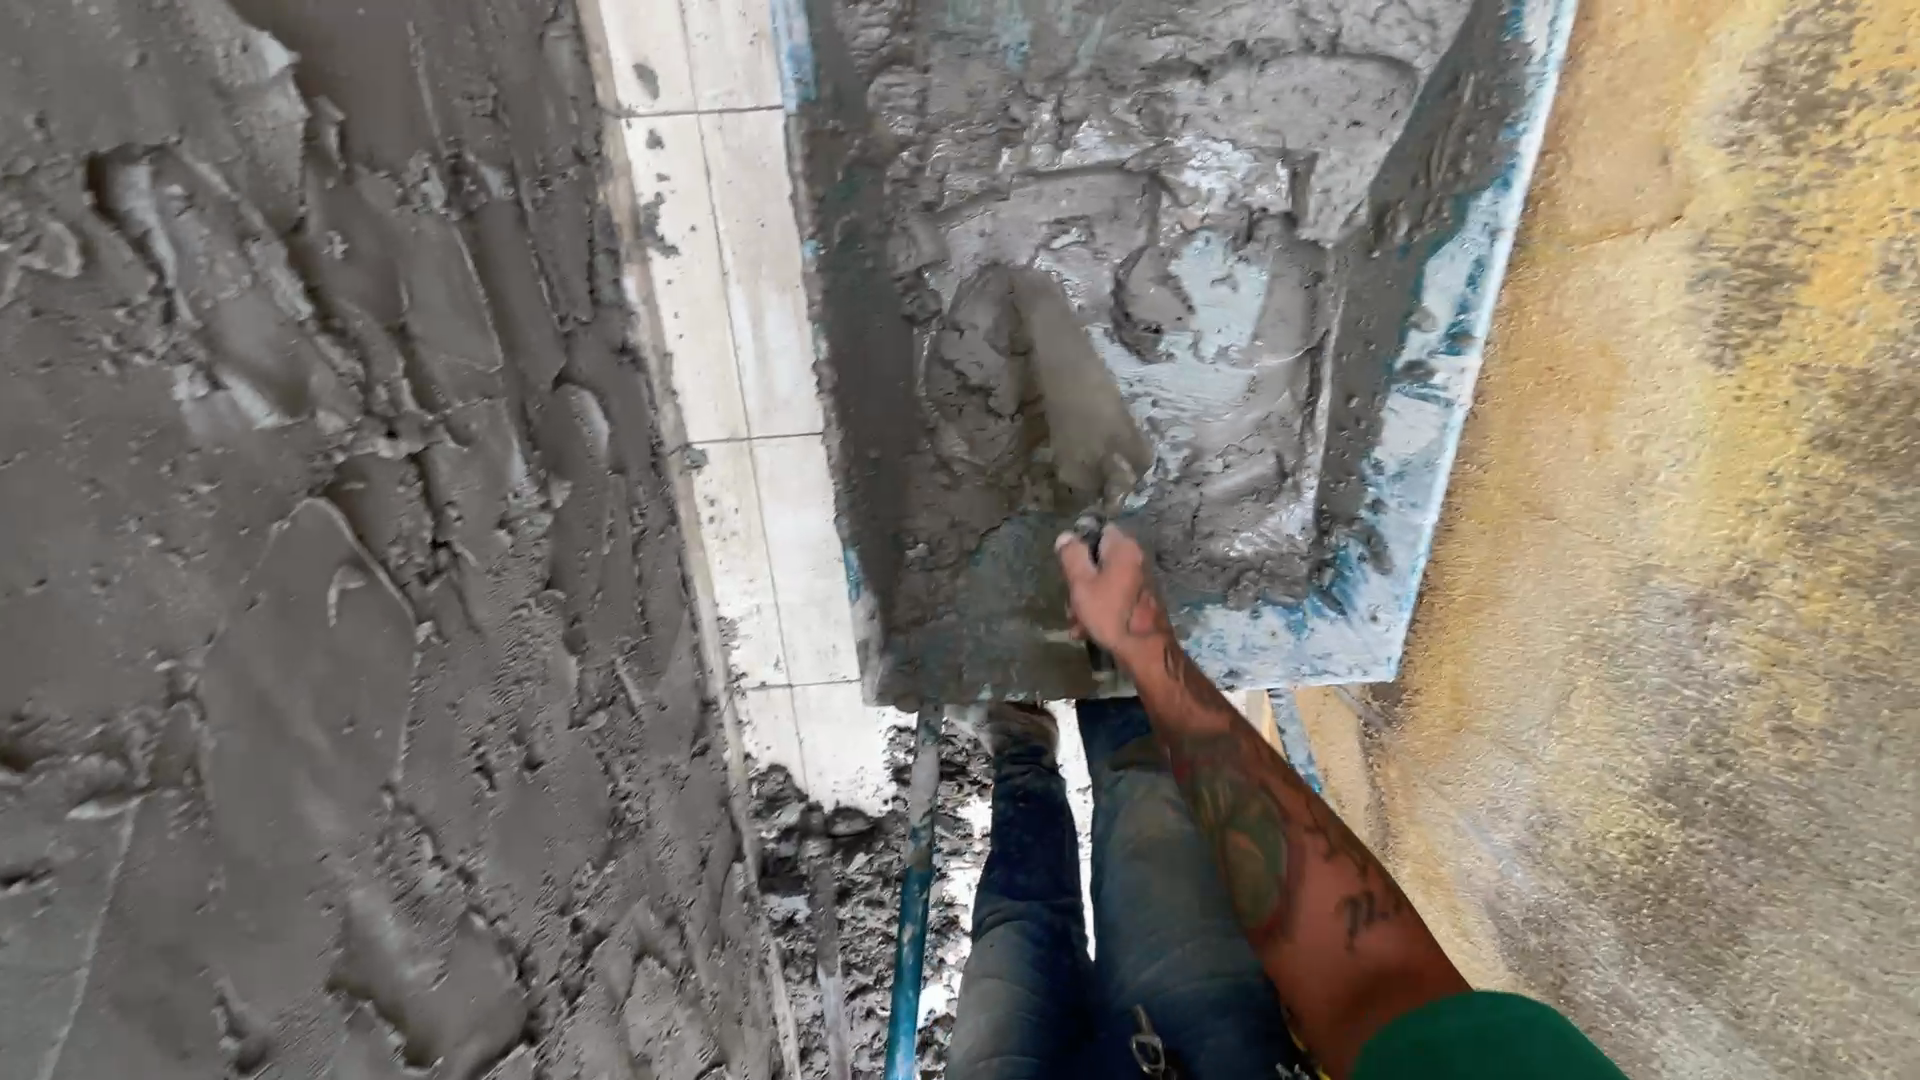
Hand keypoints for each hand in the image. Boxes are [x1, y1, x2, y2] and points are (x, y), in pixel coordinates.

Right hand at [1055, 525, 1174, 671]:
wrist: (1145, 650)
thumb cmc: (1110, 613)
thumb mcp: (1081, 583)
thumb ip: (1072, 556)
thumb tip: (1066, 536)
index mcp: (1123, 548)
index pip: (1098, 530)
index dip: (1080, 546)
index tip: (1068, 568)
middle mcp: (1136, 559)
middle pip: (1099, 559)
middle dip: (1080, 581)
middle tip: (1071, 602)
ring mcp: (1141, 581)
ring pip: (1105, 581)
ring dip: (1087, 599)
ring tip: (1076, 623)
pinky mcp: (1142, 600)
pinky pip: (1115, 597)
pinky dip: (1101, 609)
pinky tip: (1087, 630)